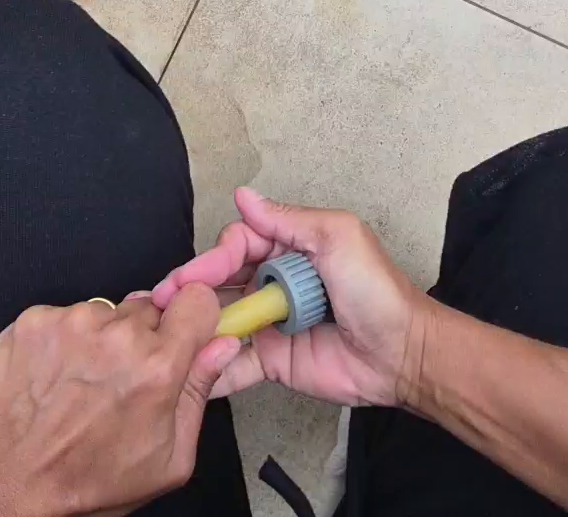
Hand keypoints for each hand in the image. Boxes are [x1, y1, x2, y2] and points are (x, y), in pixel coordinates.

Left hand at [0, 285, 242, 516]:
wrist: (7, 486)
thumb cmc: (86, 482)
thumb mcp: (167, 459)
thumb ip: (199, 392)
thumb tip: (221, 346)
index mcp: (158, 366)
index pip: (196, 299)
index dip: (192, 315)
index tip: (183, 329)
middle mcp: (118, 334)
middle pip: (148, 308)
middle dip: (140, 337)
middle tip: (119, 378)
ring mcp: (73, 321)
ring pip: (105, 311)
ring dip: (98, 339)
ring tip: (79, 383)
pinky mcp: (36, 319)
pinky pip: (64, 315)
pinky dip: (61, 340)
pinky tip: (53, 376)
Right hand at [151, 187, 430, 407]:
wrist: (405, 353)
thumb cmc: (377, 288)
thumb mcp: (336, 237)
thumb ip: (287, 219)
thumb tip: (244, 195)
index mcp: (287, 247)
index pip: (237, 244)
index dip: (212, 258)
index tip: (193, 274)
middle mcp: (273, 281)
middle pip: (220, 281)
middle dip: (190, 289)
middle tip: (162, 302)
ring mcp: (270, 322)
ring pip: (221, 319)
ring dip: (193, 325)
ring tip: (164, 336)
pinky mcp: (272, 360)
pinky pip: (236, 362)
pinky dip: (211, 367)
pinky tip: (184, 371)